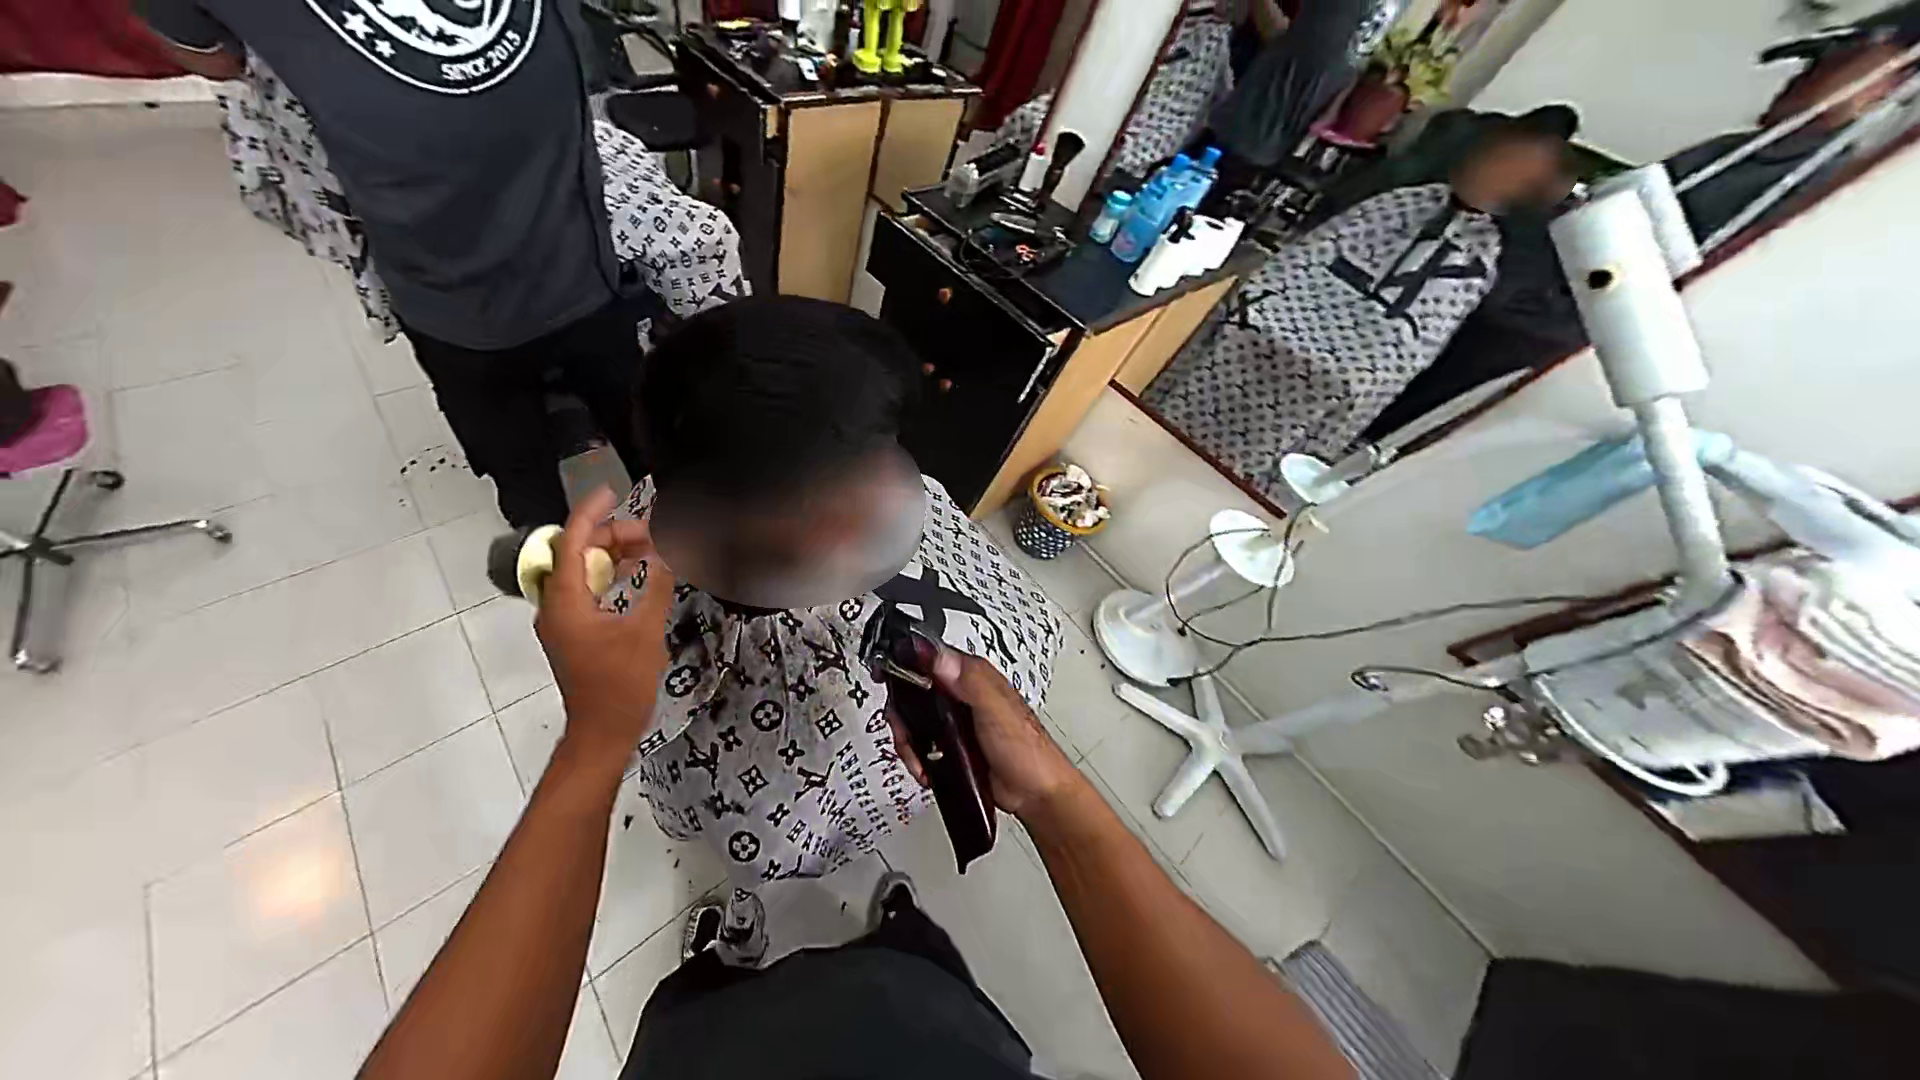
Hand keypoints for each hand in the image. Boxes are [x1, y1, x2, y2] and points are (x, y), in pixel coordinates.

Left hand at [534, 487, 675, 772]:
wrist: (603, 730)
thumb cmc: (621, 684)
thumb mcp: (645, 631)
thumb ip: (656, 586)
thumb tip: (669, 552)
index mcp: (566, 602)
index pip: (572, 543)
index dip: (590, 513)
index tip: (611, 492)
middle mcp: (556, 606)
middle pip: (578, 554)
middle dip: (613, 536)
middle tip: (653, 532)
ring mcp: (563, 619)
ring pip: (584, 571)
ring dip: (615, 555)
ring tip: (652, 547)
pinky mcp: (575, 631)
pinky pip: (589, 589)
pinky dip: (612, 574)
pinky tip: (638, 571)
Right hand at [887, 647, 1085, 818]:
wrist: (1035, 793)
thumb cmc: (1027, 749)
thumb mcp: (996, 709)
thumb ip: (969, 681)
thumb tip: (939, 657)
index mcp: (972, 677)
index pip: (931, 657)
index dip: (905, 662)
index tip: (885, 673)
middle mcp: (963, 694)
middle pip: (915, 690)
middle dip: (903, 712)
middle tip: (904, 731)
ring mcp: (956, 721)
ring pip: (916, 719)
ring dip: (909, 738)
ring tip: (918, 757)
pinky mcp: (953, 745)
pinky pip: (924, 743)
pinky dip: (919, 755)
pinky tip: (926, 767)